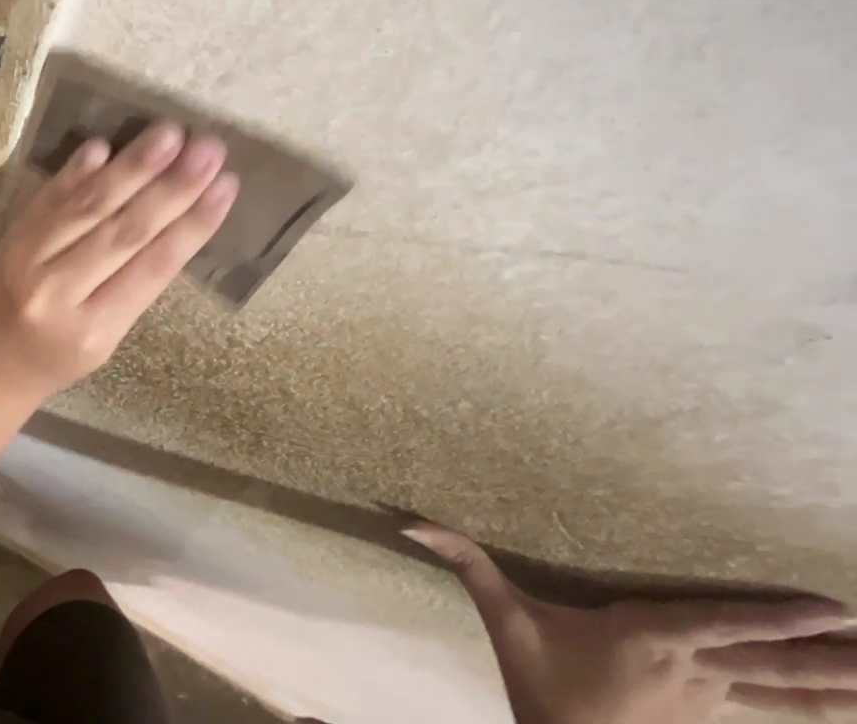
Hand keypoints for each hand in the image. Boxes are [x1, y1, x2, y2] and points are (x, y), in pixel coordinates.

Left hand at [0, 120, 237, 391]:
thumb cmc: (62, 353)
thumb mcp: (109, 337)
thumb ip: (139, 283)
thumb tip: (180, 214)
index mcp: (94, 328)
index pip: (152, 268)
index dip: (192, 225)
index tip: (227, 186)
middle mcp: (58, 292)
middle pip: (122, 232)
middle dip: (169, 187)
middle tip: (208, 148)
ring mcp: (28, 260)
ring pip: (86, 208)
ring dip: (130, 168)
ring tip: (168, 135)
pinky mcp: (11, 235)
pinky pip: (49, 197)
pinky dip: (77, 171)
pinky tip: (103, 146)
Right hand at [406, 524, 856, 721]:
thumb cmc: (537, 680)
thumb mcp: (502, 617)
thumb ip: (466, 562)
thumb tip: (411, 520)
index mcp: (645, 639)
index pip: (723, 626)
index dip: (780, 620)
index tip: (838, 610)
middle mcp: (690, 670)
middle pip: (776, 666)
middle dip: (840, 661)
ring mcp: (707, 699)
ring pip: (790, 694)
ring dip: (843, 686)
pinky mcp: (708, 715)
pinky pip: (777, 707)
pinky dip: (819, 703)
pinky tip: (847, 700)